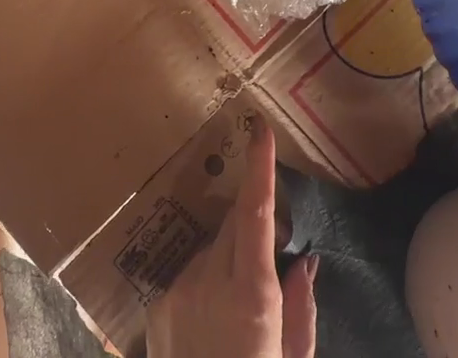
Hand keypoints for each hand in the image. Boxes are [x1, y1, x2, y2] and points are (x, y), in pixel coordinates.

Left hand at [146, 119, 317, 357]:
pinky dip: (205, 283)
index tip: (260, 131)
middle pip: (231, 225)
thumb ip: (299, 307)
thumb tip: (300, 261)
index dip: (259, 170)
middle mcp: (208, 282)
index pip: (254, 216)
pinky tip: (212, 326)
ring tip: (237, 314)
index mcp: (252, 298)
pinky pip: (187, 275)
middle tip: (270, 253)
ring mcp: (176, 291)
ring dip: (227, 262)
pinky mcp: (156, 304)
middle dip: (251, 224)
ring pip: (208, 251)